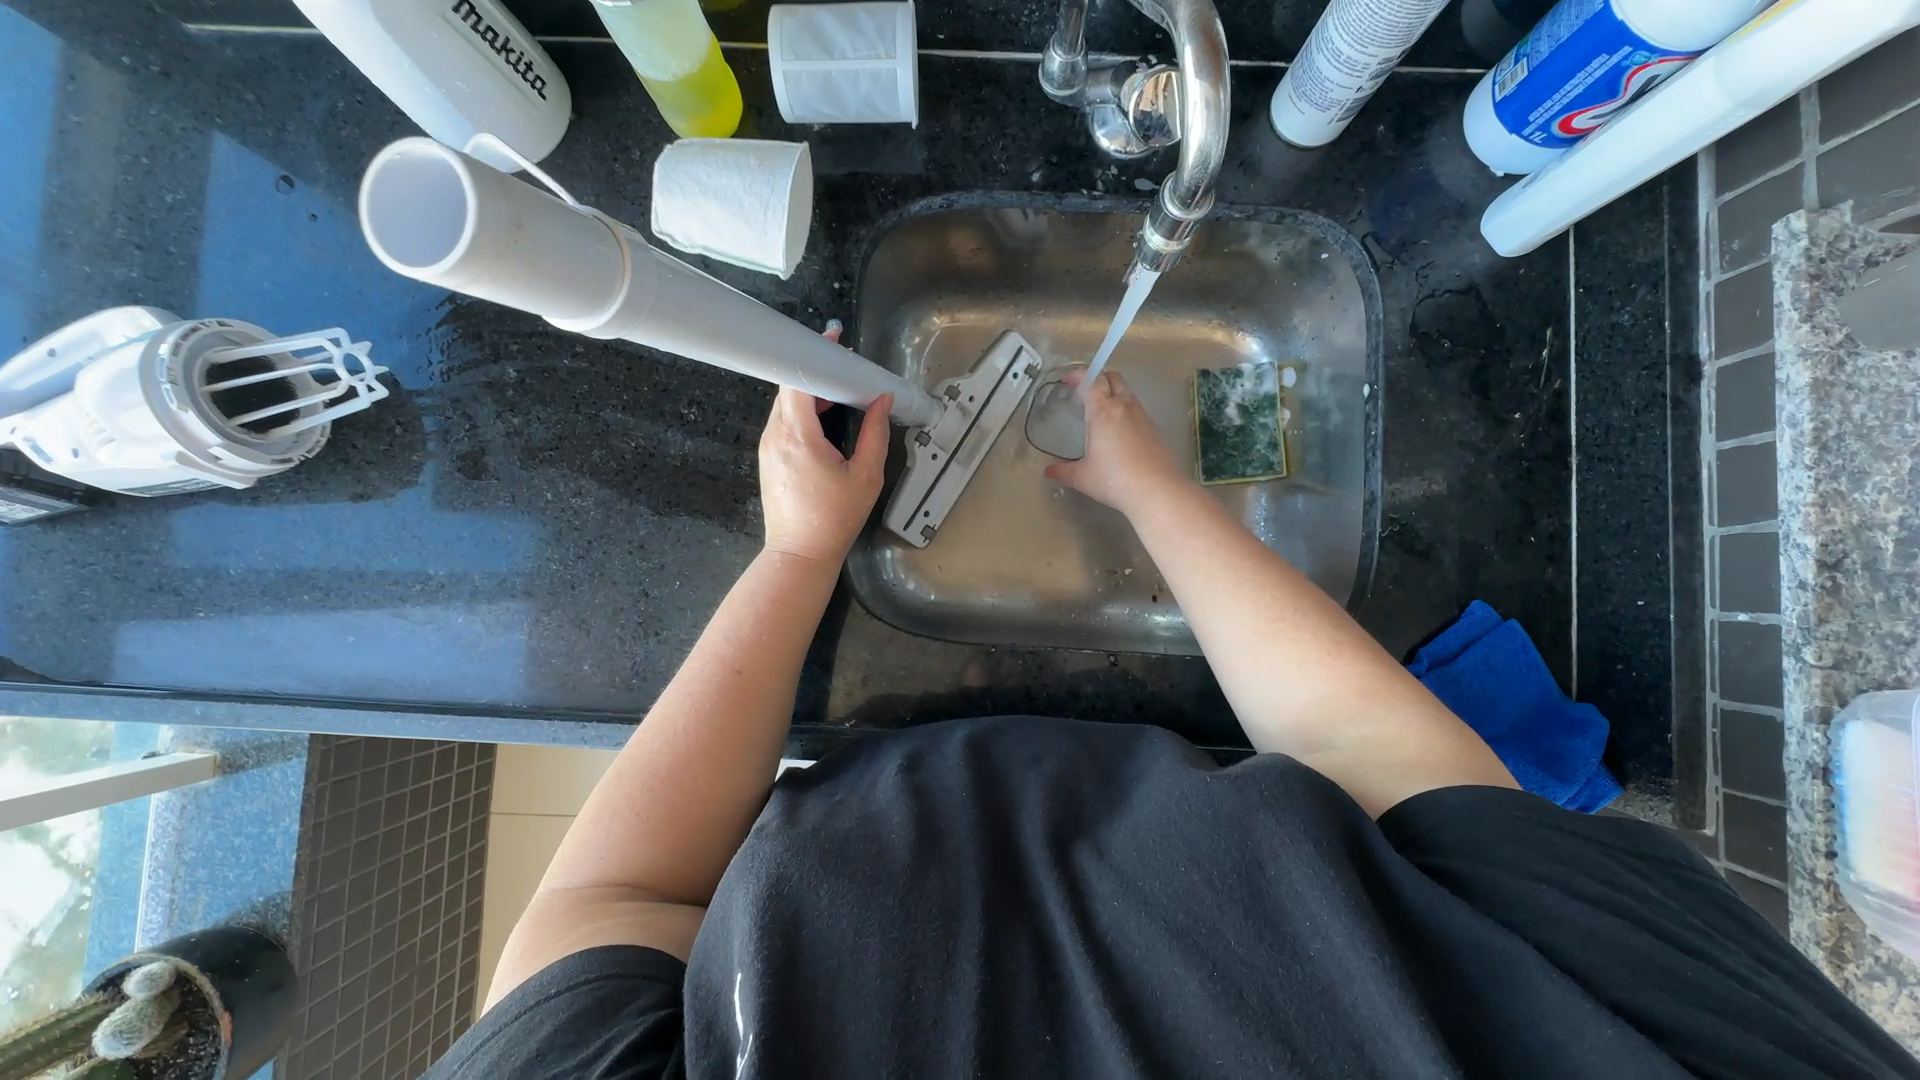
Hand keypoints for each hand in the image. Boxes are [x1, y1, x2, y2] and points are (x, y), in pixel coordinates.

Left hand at [759, 328, 891, 563]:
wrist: (800, 554)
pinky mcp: (768, 459)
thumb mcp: (866, 476)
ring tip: (838, 392)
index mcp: (797, 435)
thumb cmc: (833, 519)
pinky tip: (825, 420)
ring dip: (809, 394)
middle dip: (815, 372)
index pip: (796, 378)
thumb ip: (876, 433)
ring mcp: (767, 447)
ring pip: (785, 406)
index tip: (832, 341)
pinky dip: (802, 413)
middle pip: (789, 388)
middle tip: (843, 368)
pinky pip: (783, 424)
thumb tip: (883, 402)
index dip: (813, 354)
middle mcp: (775, 436)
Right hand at [1043, 369, 1186, 515]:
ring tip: (1100, 410)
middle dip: (1098, 377)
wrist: (1157, 490)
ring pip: (1127, 392)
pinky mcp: (1154, 429)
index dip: (1078, 375)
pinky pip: (1136, 409)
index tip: (1067, 380)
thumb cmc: (1114, 480)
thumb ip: (1063, 471)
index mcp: (1103, 412)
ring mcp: (1142, 416)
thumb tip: (1049, 471)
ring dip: (1113, 392)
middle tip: (1084, 391)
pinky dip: (1124, 410)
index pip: (1091, 380)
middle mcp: (1124, 407)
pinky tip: (1118, 431)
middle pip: (1113, 378)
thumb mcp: (1083, 477)